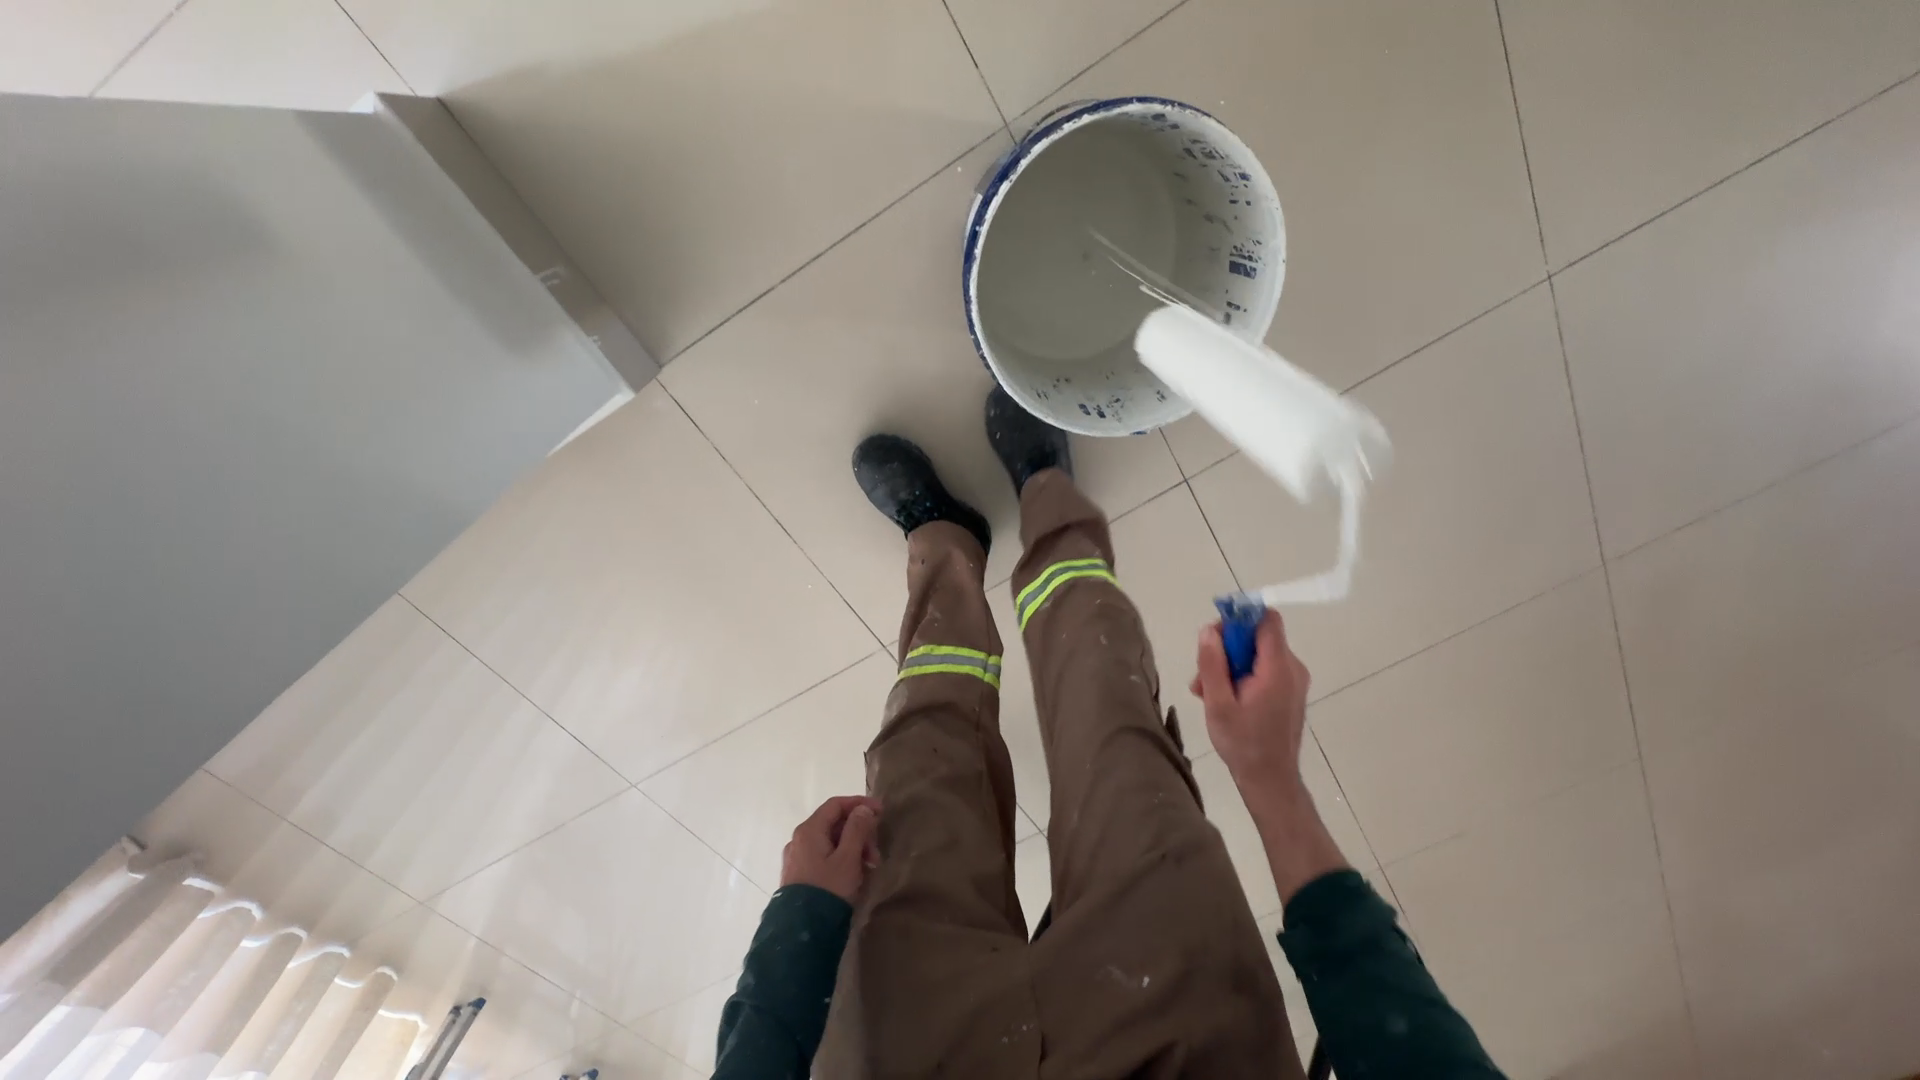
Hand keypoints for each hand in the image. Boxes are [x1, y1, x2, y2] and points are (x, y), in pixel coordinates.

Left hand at [780, 795, 881, 901]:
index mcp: (809, 830)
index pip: (836, 804)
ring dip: (853, 848)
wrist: (801, 931)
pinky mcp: (798, 875)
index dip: (860, 804)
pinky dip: (841, 858)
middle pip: (833, 824)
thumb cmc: (828, 890)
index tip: (881, 812)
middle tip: (876, 852)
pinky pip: (823, 856)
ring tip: (869, 867)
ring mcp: (796, 857)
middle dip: (859, 832)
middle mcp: (798, 839)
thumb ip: (857, 830)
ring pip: (830, 842)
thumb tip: (863, 809)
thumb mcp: (848, 858)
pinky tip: (854, 874)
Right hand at [1192, 611, 1347, 901]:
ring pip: (1258, 653)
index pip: (1266, 620)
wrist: (1270, 780)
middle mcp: (1292, 668)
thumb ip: (1213, 664)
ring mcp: (1293, 680)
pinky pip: (1264, 669)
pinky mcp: (1289, 691)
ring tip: (1207, 692)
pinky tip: (1224, 699)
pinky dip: (1243, 676)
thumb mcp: (1217, 703)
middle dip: (1227, 648)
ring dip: (1230, 665)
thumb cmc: (1243, 744)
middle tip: (1203, 675)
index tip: (1216, 636)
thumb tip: (1209, 630)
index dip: (1240, 618)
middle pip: (1258, 636)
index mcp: (1277, 668)